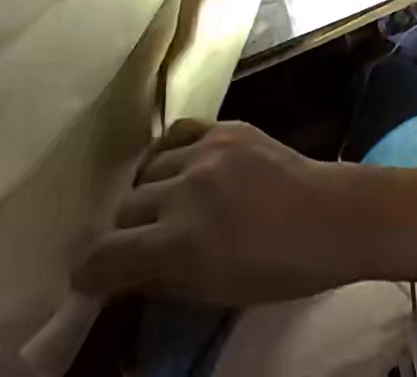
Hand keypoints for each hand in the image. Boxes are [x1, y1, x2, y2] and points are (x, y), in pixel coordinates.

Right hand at [74, 119, 365, 305]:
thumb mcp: (213, 291)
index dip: (90, 272)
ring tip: (166, 204)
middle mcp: (184, 192)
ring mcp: (204, 152)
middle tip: (140, 243)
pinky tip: (176, 168)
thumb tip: (120, 276)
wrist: (328, 216)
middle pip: (124, 210)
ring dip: (148, 194)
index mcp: (181, 243)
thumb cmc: (277, 269)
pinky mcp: (222, 127)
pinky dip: (167, 155)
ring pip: (147, 172)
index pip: (108, 255)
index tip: (88, 276)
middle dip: (125, 234)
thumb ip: (159, 280)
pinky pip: (174, 135)